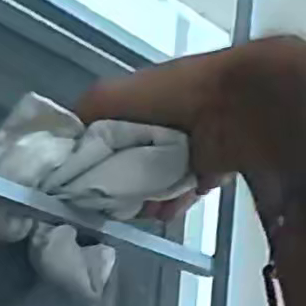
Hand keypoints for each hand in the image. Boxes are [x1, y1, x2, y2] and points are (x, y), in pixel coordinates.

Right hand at [77, 36, 305, 212]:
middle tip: (115, 202)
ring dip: (144, 200)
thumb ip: (83, 114)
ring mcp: (182, 146)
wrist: (247, 103)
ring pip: (150, 183)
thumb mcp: (114, 97)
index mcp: (135, 104)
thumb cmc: (177, 96)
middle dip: (116, 188)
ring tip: (146, 209)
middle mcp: (158, 125)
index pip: (97, 140)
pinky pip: (181, 191)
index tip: (80, 184)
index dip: (86, 163)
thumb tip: (58, 146)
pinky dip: (174, 202)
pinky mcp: (207, 165)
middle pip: (123, 167)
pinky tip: (169, 209)